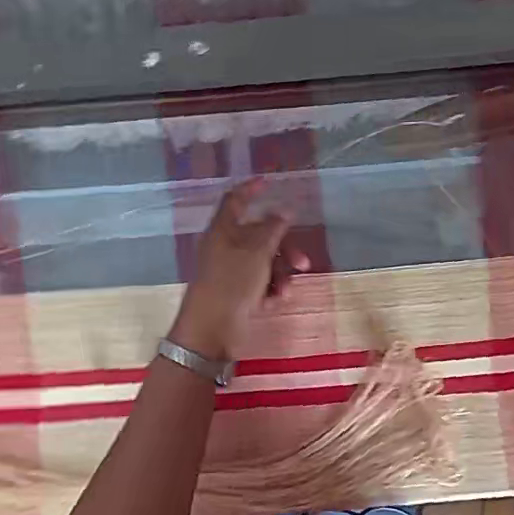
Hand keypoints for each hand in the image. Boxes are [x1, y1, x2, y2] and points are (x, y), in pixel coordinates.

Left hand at [168, 179, 308, 359]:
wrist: (211, 331)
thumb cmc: (231, 284)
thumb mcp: (257, 252)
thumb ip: (273, 228)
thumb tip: (284, 210)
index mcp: (223, 231)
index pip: (235, 200)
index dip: (251, 190)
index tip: (270, 183)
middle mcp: (225, 248)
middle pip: (260, 236)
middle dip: (283, 247)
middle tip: (302, 262)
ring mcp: (231, 272)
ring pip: (265, 262)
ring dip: (280, 273)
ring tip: (284, 290)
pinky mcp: (237, 294)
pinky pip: (261, 283)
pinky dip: (270, 290)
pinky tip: (273, 301)